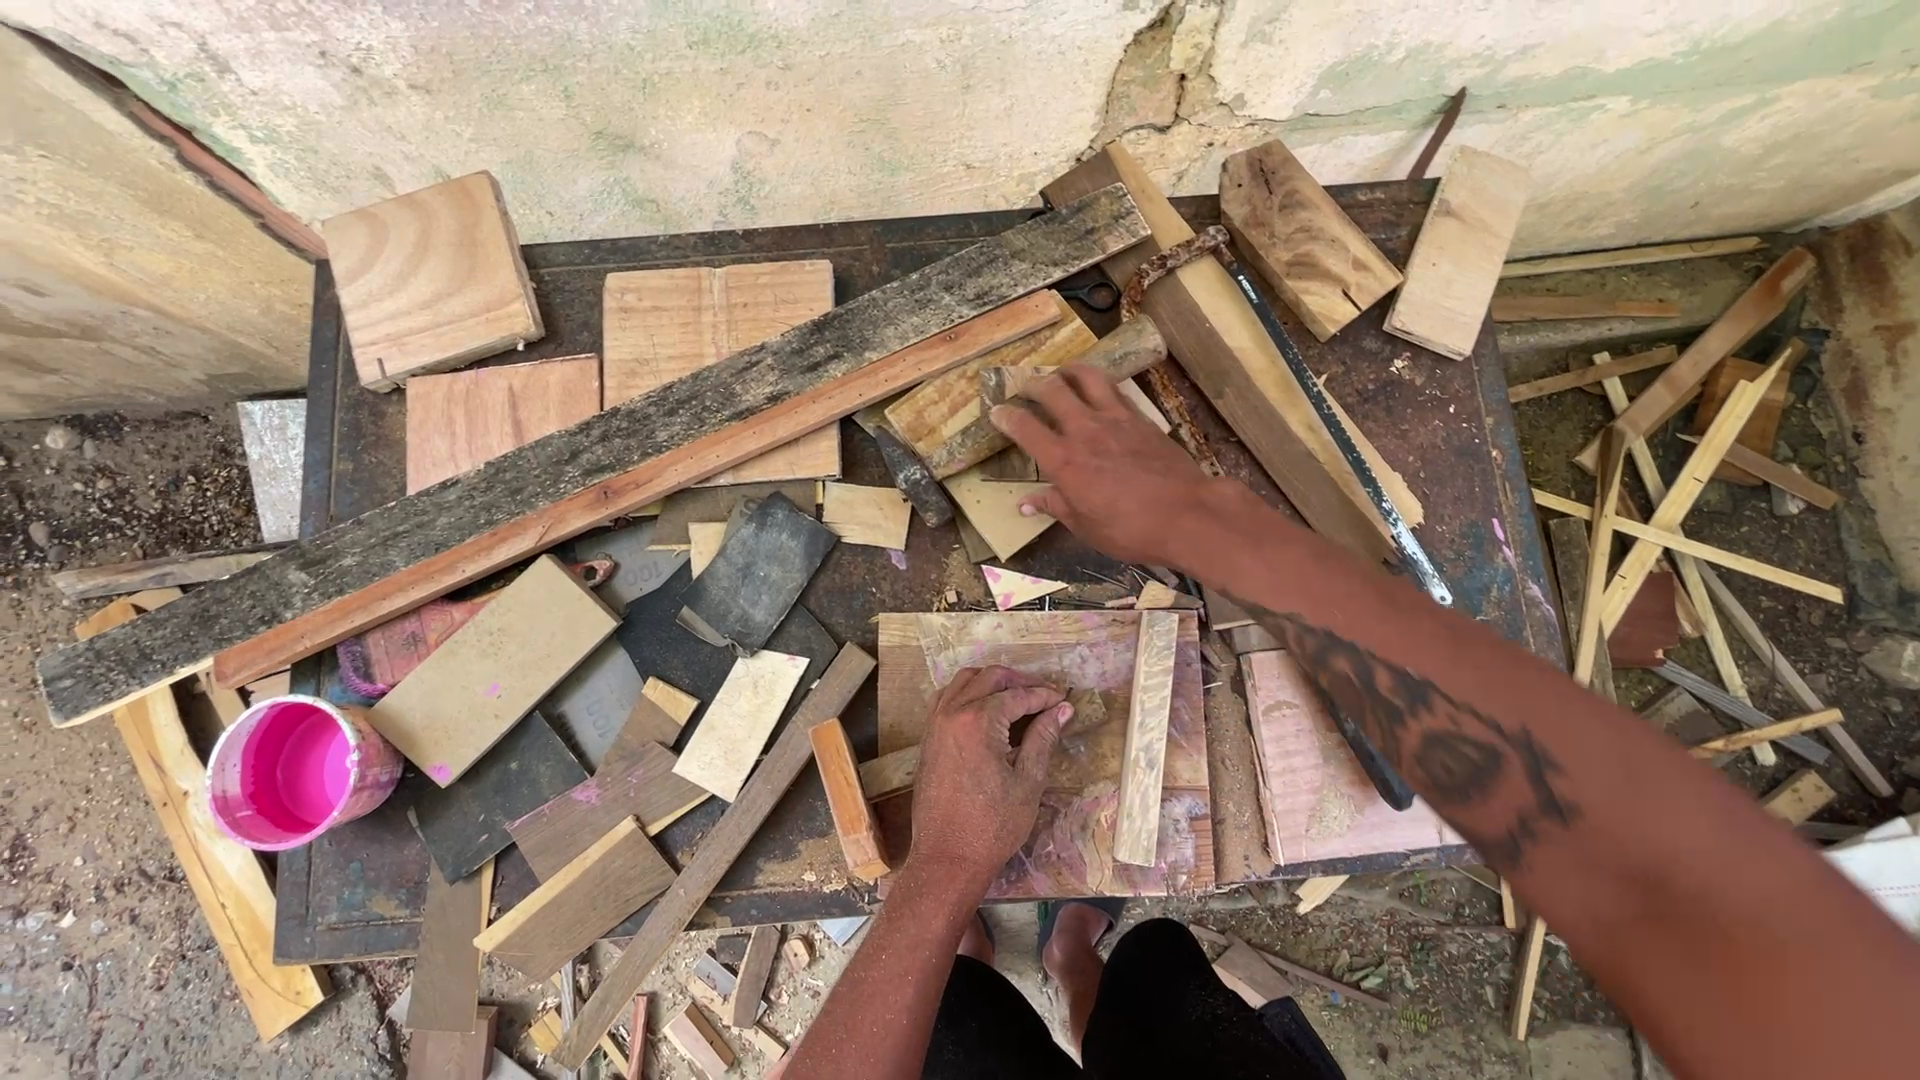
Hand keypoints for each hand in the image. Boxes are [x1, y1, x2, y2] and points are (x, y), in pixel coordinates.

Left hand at [908, 666, 1069, 888]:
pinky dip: (968, 693)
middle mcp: (952, 713)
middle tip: (1044, 695)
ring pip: (964, 681)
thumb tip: (1062, 710)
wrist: (948, 857)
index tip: (1063, 701)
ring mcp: (935, 724)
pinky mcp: (928, 737)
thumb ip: (1043, 738)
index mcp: (978, 722)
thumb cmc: (992, 825)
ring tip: (1017, 697)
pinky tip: (985, 709)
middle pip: (989, 677)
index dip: (1044, 696)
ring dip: (992, 682)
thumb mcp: (1028, 782)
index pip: (1017, 696)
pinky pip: (946, 698)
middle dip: (1020, 681)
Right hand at [989, 365, 1232, 567]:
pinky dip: (1100, 385)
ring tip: (1060, 373)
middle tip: (1023, 385)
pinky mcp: (1141, 419)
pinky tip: (1099, 391)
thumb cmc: (1130, 529)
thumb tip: (1025, 503)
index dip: (1006, 416)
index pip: (1025, 428)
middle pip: (1052, 391)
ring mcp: (1116, 420)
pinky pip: (1115, 391)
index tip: (996, 411)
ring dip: (1068, 372)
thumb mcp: (1085, 526)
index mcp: (1064, 461)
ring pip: (1087, 378)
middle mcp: (1085, 431)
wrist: (1187, 514)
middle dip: (1032, 383)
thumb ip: (1054, 506)